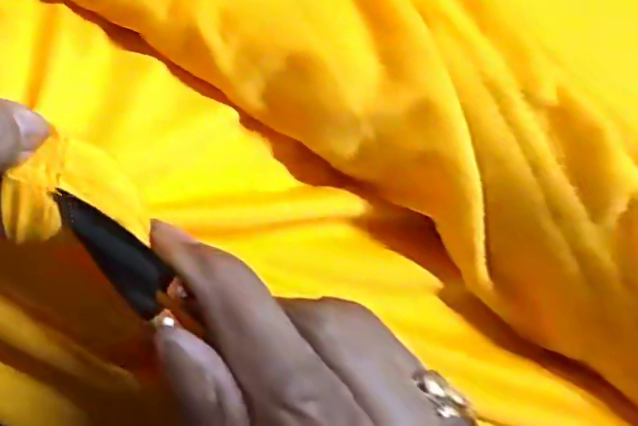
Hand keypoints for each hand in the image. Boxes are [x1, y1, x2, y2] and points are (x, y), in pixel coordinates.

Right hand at [152, 223, 467, 424]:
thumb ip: (222, 415)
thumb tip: (171, 328)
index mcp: (329, 424)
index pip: (267, 334)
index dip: (209, 274)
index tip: (159, 232)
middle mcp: (404, 418)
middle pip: (330, 322)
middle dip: (266, 310)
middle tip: (221, 334)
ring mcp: (453, 420)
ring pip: (377, 335)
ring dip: (316, 331)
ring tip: (286, 364)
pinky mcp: (478, 425)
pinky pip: (421, 366)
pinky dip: (368, 361)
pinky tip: (350, 390)